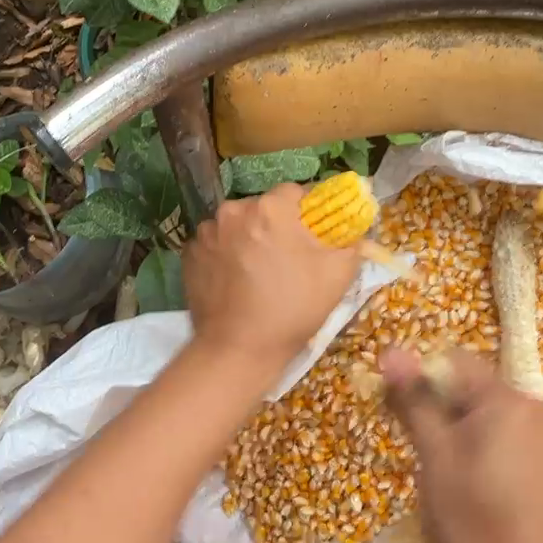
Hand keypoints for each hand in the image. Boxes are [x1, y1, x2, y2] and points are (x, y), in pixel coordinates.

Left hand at [180, 184, 359, 376]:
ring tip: (256, 273)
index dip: (306, 213)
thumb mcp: (338, 274)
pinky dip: (224, 255)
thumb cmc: (293, 308)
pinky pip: (214, 244)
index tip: (310, 237)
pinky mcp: (189, 253)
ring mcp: (206, 231)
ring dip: (247, 239)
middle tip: (286, 259)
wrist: (238, 349)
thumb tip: (352, 227)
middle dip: (275, 226)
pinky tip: (234, 281)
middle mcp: (234, 210)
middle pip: (262, 208)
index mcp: (271, 208)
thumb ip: (350, 240)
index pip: (294, 193)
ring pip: (236, 225)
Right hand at [383, 349, 542, 542]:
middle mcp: (534, 407)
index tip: (399, 412)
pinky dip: (479, 450)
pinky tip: (468, 489)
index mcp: (508, 398)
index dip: (419, 379)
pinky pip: (503, 437)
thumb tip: (391, 350)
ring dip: (455, 433)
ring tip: (441, 474)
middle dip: (438, 410)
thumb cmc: (479, 524)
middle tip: (420, 450)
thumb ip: (415, 401)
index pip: (452, 360)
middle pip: (469, 386)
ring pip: (484, 415)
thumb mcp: (435, 458)